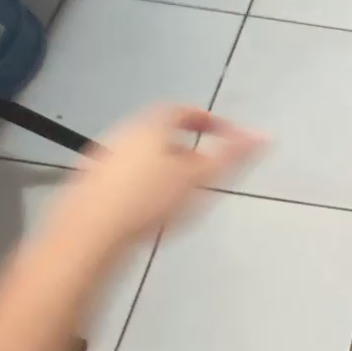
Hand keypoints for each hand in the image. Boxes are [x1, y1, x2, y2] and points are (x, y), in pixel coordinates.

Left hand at [48, 105, 262, 250]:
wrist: (86, 238)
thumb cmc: (149, 201)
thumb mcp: (201, 178)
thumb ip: (234, 155)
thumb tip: (267, 135)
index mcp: (150, 126)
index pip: (185, 112)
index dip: (210, 121)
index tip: (227, 137)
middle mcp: (121, 135)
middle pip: (160, 134)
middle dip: (186, 149)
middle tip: (205, 170)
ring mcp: (99, 161)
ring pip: (140, 157)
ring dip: (163, 169)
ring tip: (179, 194)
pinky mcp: (84, 187)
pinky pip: (122, 177)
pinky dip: (141, 185)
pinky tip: (147, 211)